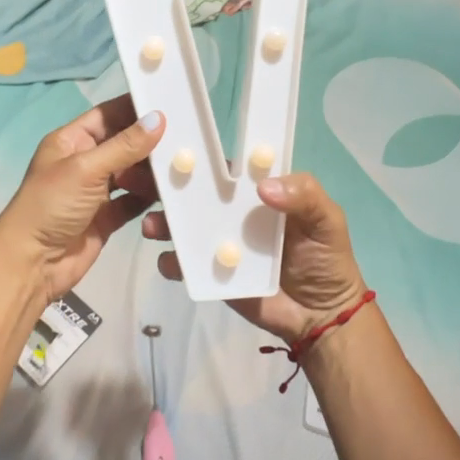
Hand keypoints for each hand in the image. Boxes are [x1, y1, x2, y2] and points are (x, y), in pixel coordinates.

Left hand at [0, 96, 162, 305]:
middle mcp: (85, 162)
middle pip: (123, 144)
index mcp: (71, 141)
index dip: (134, 108)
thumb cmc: (52, 205)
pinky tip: (172, 193)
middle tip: (186, 137)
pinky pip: (134, 201)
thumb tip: (158, 117)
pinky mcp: (107, 217)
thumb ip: (125, 145)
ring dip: (151, 171)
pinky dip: (149, 198)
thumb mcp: (87, 169)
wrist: (33, 264)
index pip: (107, 115)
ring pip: (131, 173)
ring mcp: (96, 191)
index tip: (169, 101)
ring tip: (183, 165)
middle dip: (150, 141)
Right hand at [149, 172, 366, 342]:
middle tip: (133, 174)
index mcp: (252, 191)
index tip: (163, 143)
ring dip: (161, 221)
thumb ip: (304, 195)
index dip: (193, 154)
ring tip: (151, 225)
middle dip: (160, 183)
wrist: (323, 316)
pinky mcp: (210, 274)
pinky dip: (172, 262)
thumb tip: (264, 187)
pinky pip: (184, 265)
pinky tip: (169, 261)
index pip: (218, 166)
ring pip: (181, 226)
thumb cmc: (326, 257)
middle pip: (190, 193)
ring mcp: (216, 243)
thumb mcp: (326, 219)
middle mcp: (228, 212)